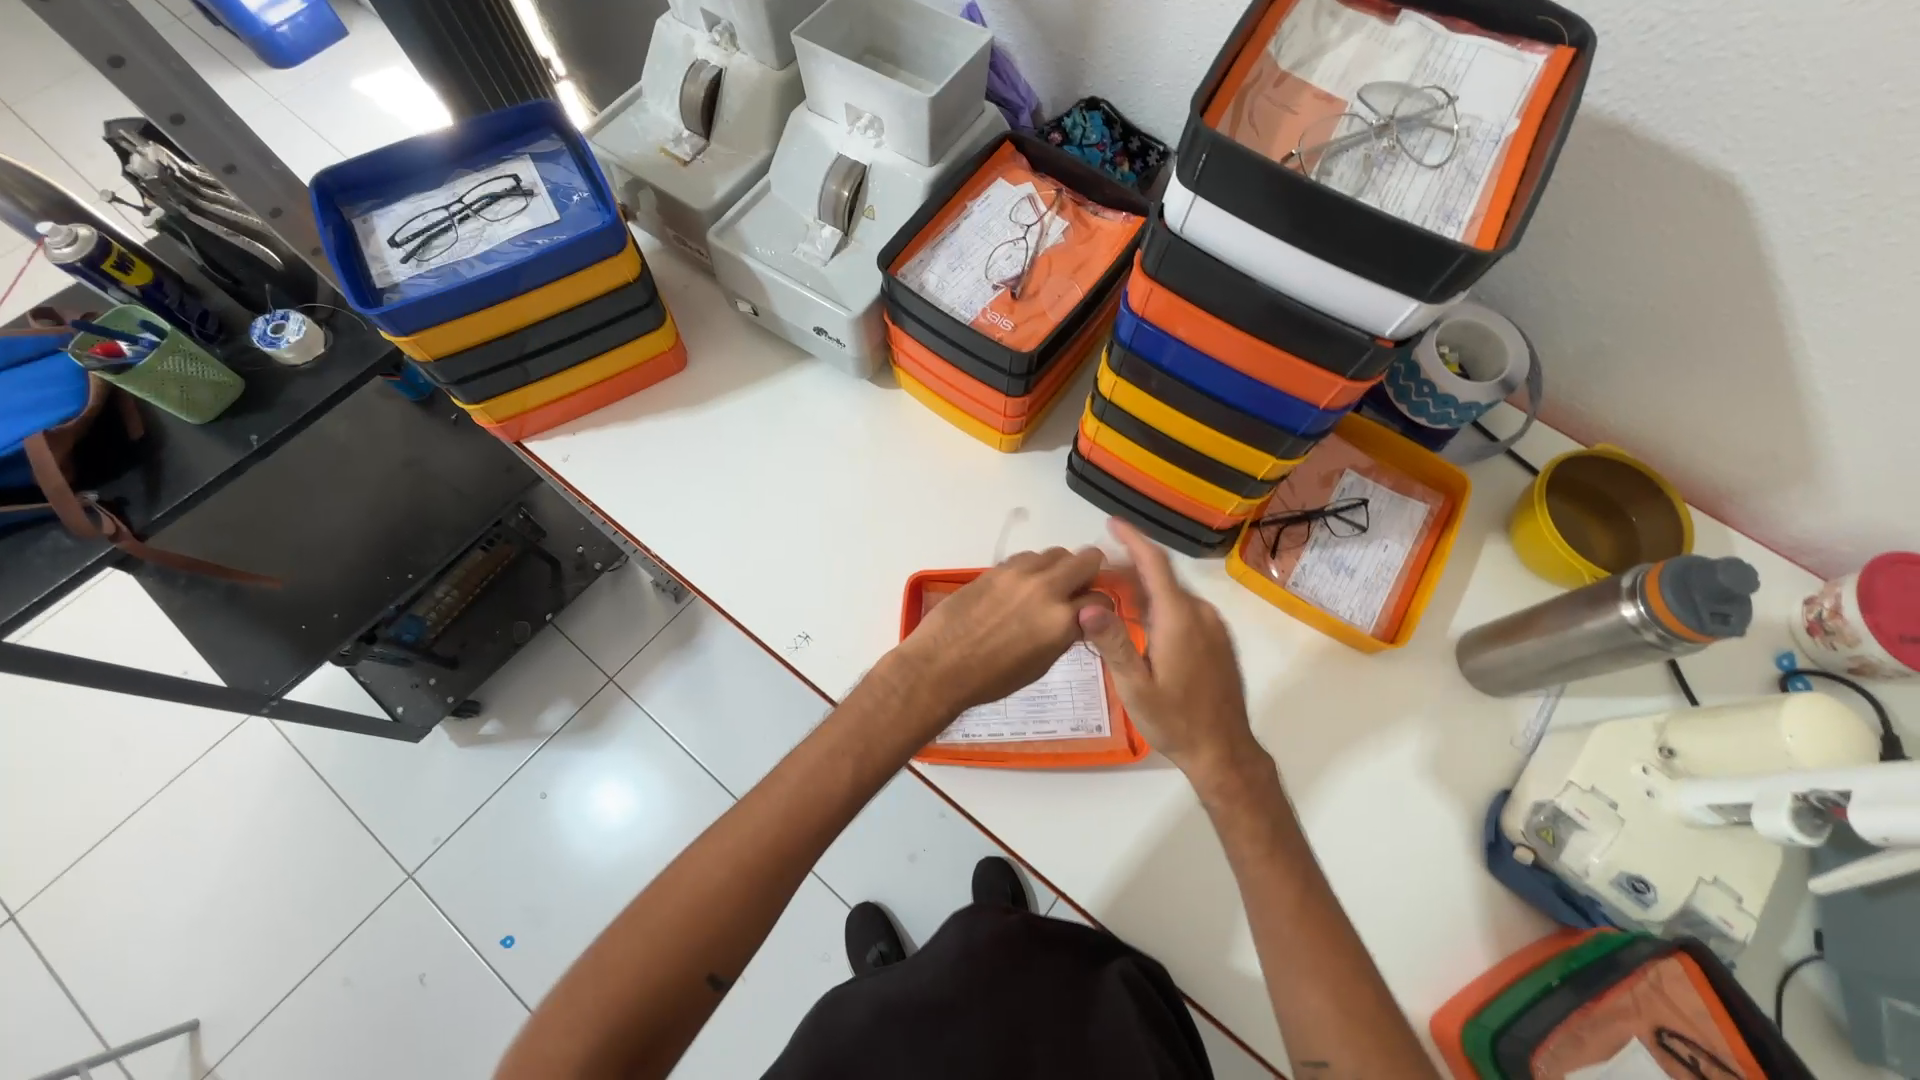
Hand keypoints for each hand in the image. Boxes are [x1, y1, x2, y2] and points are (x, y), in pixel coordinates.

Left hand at [893, 547, 1107, 720]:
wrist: (941, 666)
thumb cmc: (992, 679)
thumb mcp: (1041, 665)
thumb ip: (1063, 635)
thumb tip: (1073, 619)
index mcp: (1063, 621)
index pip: (1101, 600)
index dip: (1100, 607)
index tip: (1092, 612)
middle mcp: (1047, 589)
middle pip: (1087, 559)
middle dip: (1089, 572)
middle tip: (1078, 588)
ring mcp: (1020, 574)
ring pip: (1056, 553)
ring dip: (1058, 567)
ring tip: (1046, 588)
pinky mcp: (995, 569)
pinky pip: (1027, 558)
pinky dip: (1031, 568)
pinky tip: (1020, 587)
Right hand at [1079, 519, 1266, 785]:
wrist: (1223, 750)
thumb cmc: (1175, 721)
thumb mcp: (1134, 686)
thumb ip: (1113, 643)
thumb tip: (1086, 606)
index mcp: (1179, 619)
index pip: (1155, 565)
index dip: (1133, 539)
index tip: (1113, 522)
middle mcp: (1200, 614)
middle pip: (1161, 578)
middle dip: (1128, 569)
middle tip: (1094, 576)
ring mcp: (1213, 627)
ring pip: (1173, 594)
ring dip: (1142, 590)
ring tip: (1110, 598)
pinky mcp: (1218, 640)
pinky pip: (1185, 610)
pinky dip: (1159, 605)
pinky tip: (1140, 622)